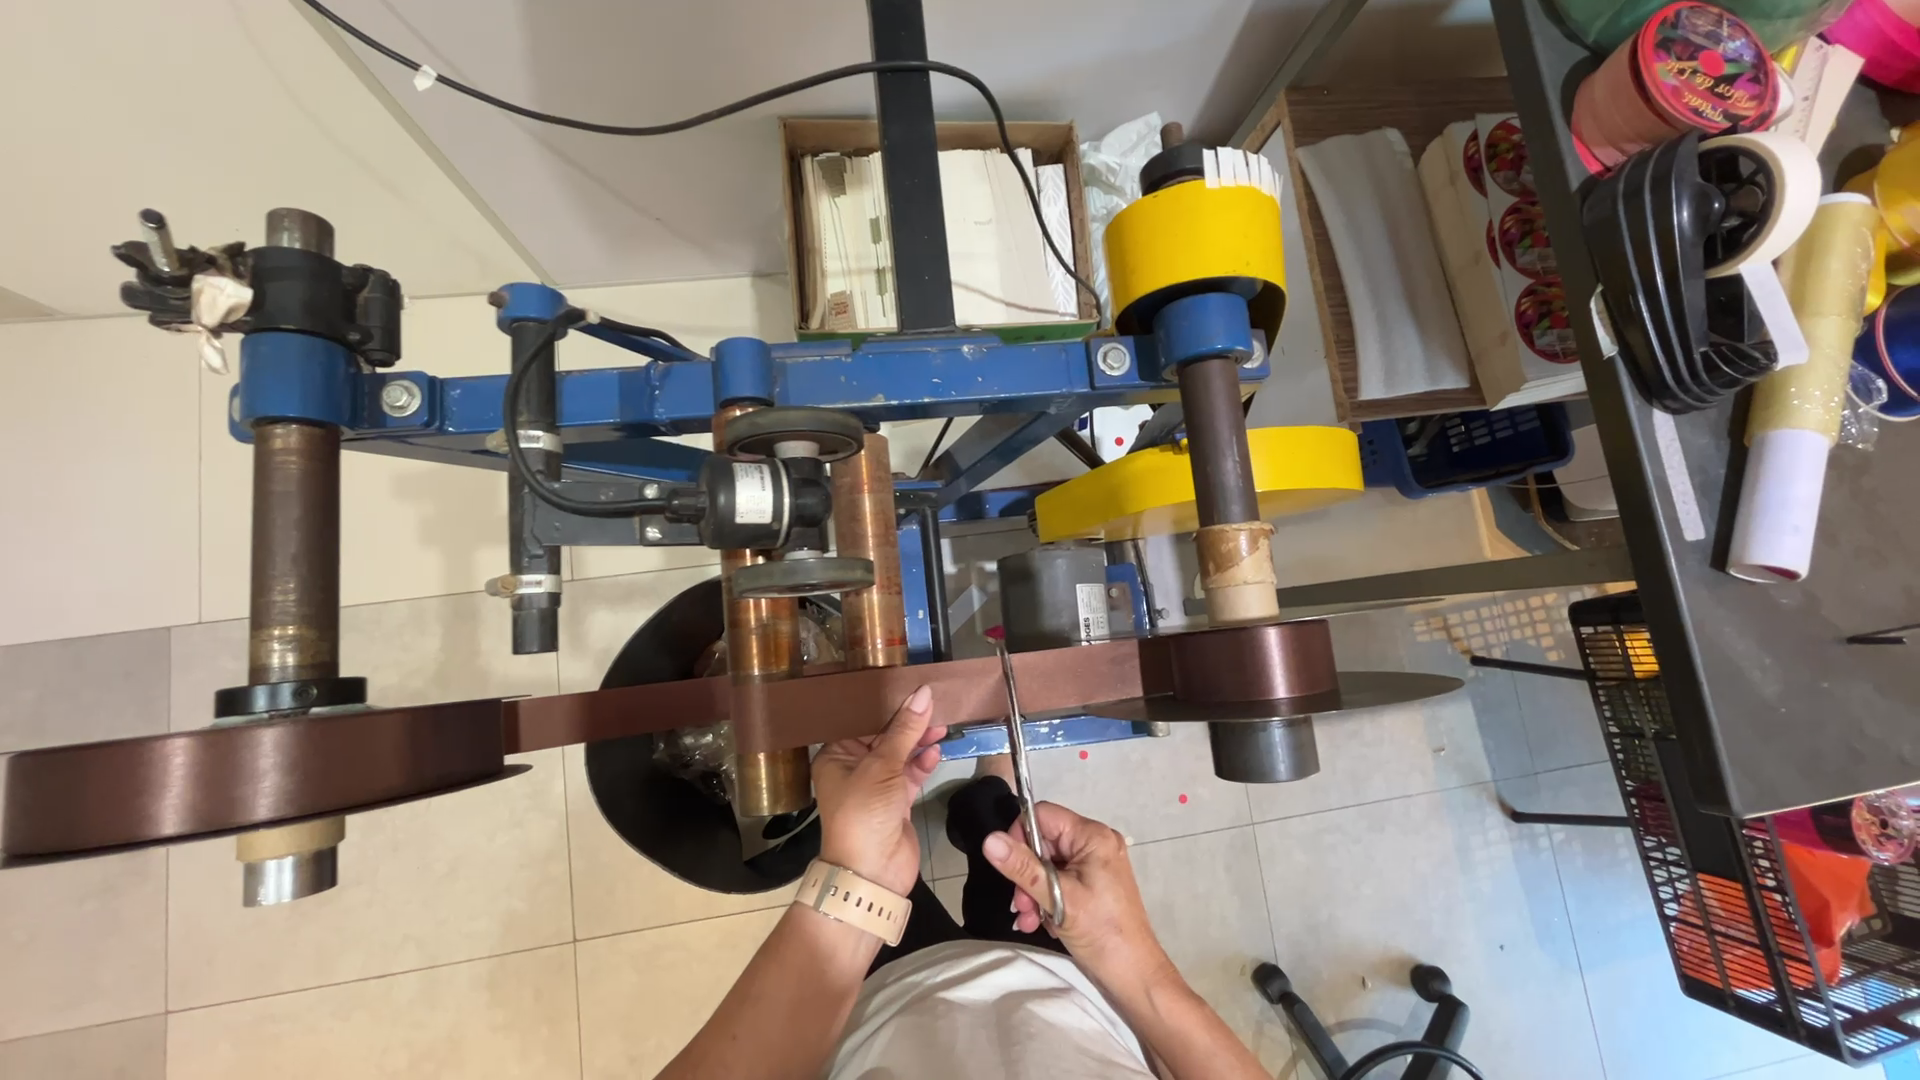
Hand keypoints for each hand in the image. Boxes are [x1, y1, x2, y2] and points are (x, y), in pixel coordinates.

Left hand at [811, 685, 946, 894]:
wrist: (872, 874)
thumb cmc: (865, 813)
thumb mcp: (883, 766)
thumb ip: (906, 730)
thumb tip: (923, 693)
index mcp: (836, 756)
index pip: (862, 721)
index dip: (886, 704)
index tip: (910, 685)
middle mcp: (853, 767)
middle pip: (884, 736)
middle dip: (908, 722)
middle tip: (934, 703)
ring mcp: (876, 786)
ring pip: (900, 754)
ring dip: (919, 741)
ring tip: (942, 724)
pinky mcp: (896, 802)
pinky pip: (911, 774)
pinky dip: (923, 763)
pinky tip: (936, 751)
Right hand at [982, 802, 1175, 992]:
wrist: (1135, 977)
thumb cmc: (1101, 933)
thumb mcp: (1057, 898)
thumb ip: (1022, 867)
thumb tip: (989, 839)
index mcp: (1092, 836)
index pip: (1043, 815)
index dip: (1020, 835)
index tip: (1010, 867)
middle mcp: (1095, 842)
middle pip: (1043, 841)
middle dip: (1027, 874)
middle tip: (1021, 906)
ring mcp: (1095, 864)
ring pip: (1048, 864)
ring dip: (1033, 891)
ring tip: (1030, 919)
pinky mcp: (1093, 883)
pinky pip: (1059, 879)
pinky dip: (1046, 898)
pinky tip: (1041, 922)